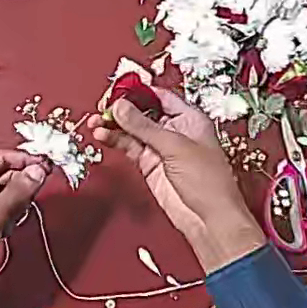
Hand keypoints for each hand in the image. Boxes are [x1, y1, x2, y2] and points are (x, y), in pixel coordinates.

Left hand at [0, 150, 48, 287]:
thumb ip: (19, 190)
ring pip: (10, 189)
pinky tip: (6, 227)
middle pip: (8, 172)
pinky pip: (7, 204)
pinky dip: (12, 213)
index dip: (25, 160)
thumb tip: (38, 170)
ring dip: (17, 203)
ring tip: (10, 219)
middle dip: (22, 186)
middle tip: (32, 195)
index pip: (2, 157)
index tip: (46, 165)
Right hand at [93, 88, 265, 270]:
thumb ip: (145, 126)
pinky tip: (103, 135)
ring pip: (133, 130)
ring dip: (114, 124)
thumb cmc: (209, 182)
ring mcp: (161, 148)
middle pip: (143, 111)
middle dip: (123, 108)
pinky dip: (115, 140)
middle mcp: (175, 130)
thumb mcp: (176, 147)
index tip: (119, 89)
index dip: (140, 91)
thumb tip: (122, 107)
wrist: (208, 219)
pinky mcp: (150, 165)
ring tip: (97, 121)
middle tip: (103, 105)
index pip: (161, 96)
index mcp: (190, 119)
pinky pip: (129, 147)